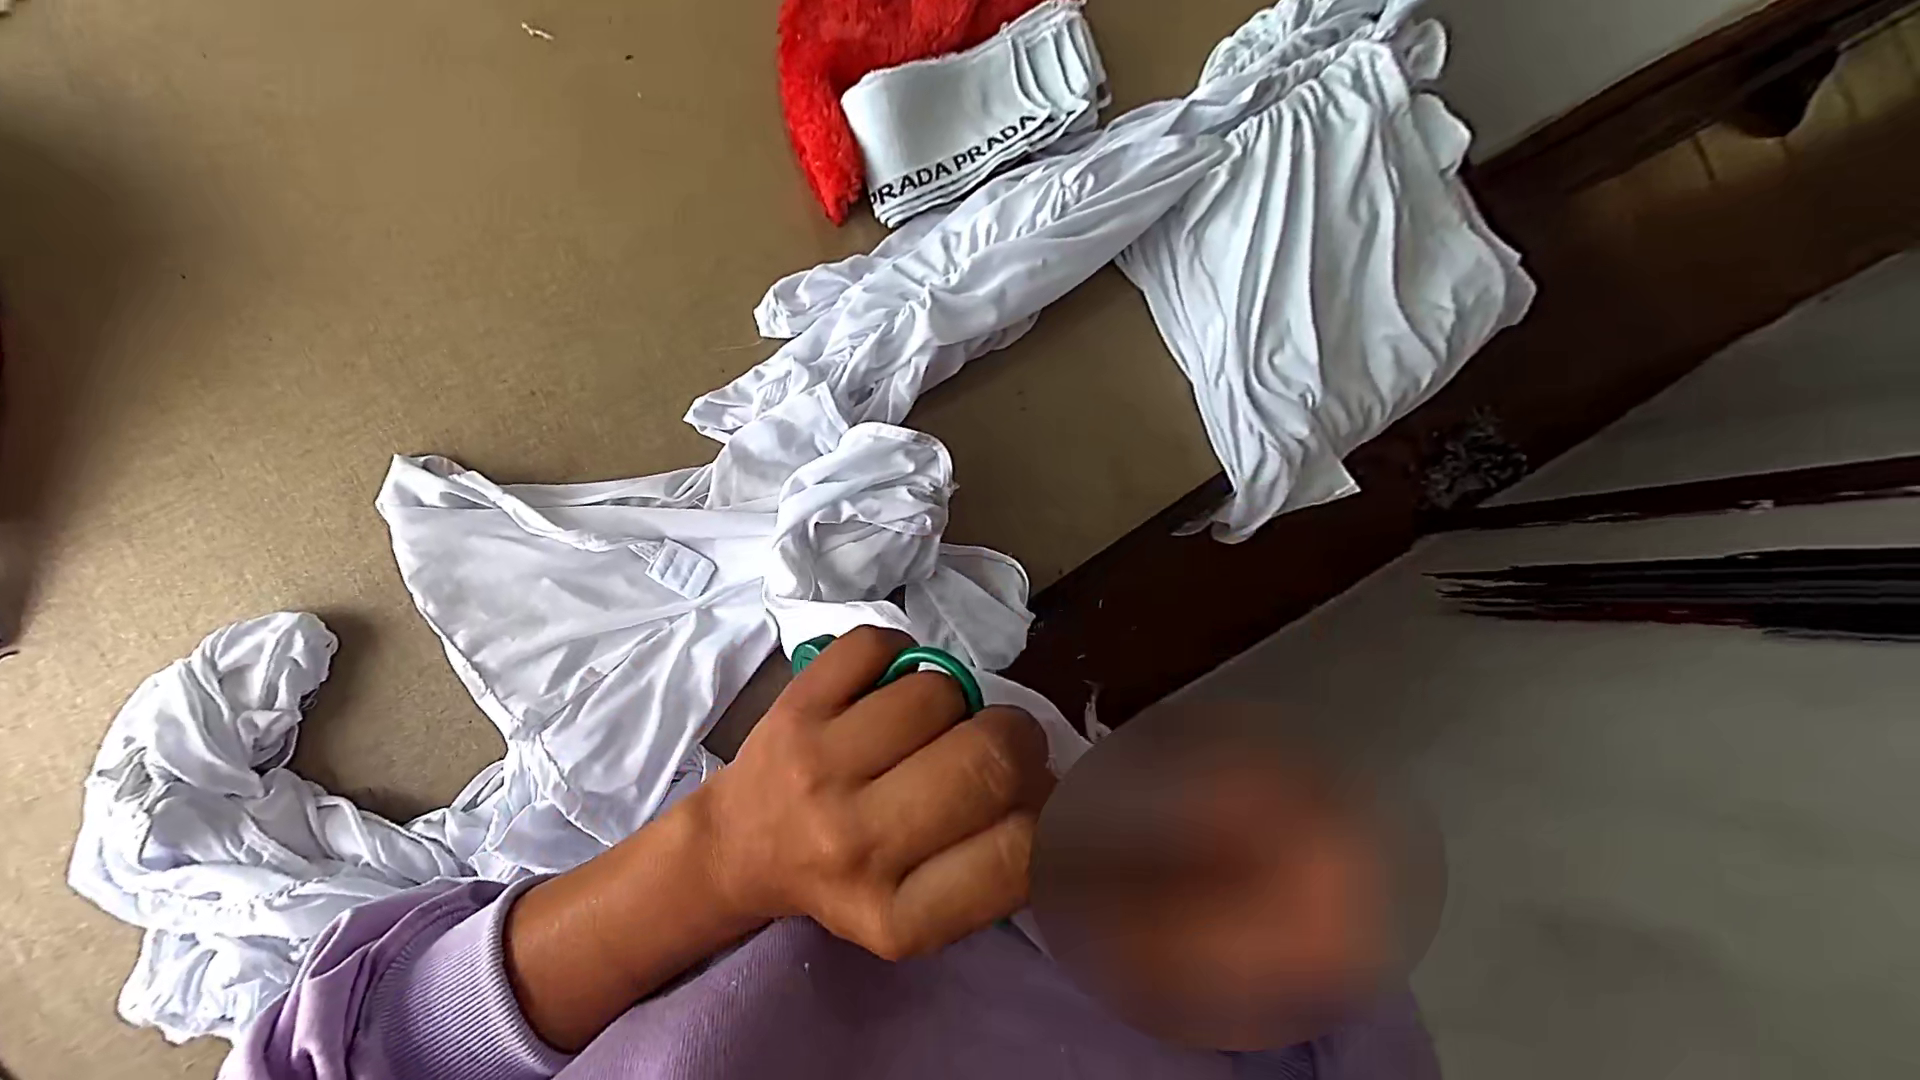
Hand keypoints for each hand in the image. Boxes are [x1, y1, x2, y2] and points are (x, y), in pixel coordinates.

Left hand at [699, 625, 1054, 959]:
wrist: (743, 843)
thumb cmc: (847, 873)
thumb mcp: (923, 907)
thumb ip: (994, 857)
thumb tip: (1053, 775)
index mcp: (899, 916)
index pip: (1021, 850)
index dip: (1046, 804)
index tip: (1031, 791)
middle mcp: (855, 844)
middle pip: (989, 755)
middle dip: (1014, 736)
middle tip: (995, 741)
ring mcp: (818, 768)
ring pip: (938, 692)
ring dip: (952, 700)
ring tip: (930, 723)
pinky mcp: (793, 706)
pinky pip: (879, 646)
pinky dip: (899, 654)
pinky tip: (887, 686)